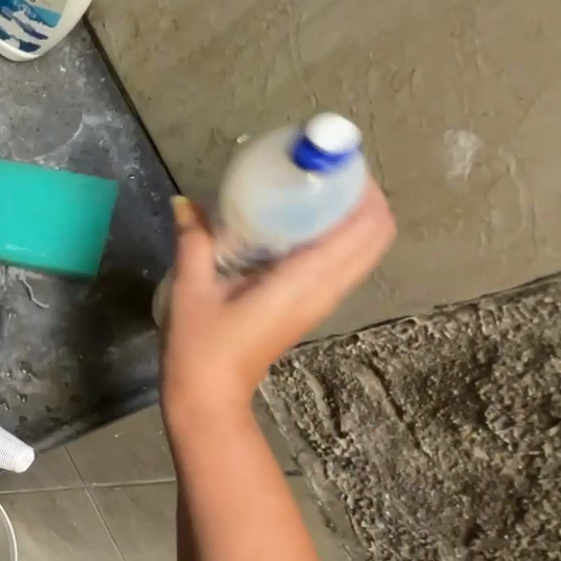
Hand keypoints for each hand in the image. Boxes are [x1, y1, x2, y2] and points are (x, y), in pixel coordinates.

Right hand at [161, 183, 394, 417]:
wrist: (207, 395)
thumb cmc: (199, 347)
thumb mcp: (191, 291)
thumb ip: (193, 243)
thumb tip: (184, 204)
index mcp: (306, 279)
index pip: (365, 222)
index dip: (360, 186)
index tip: (328, 164)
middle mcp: (327, 287)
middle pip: (376, 231)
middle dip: (360, 196)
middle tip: (319, 178)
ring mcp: (323, 299)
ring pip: (364, 247)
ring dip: (350, 217)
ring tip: (308, 199)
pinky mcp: (311, 307)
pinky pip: (343, 262)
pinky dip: (334, 238)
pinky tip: (293, 232)